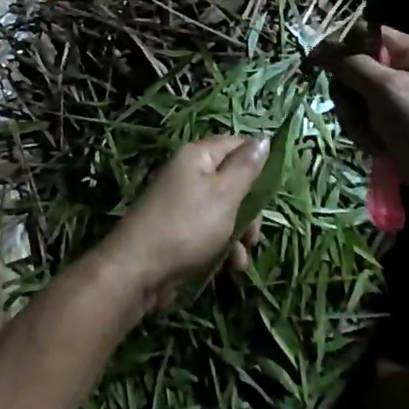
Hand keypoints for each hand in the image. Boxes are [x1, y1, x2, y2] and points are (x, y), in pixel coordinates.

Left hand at [103, 135, 266, 310]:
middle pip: (232, 180)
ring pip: (224, 209)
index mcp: (197, 155)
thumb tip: (264, 138)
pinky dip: (223, 246)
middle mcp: (188, 173)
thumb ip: (246, 167)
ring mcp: (182, 202)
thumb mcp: (225, 194)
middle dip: (249, 209)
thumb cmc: (187, 226)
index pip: (236, 144)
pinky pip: (209, 230)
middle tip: (254, 235)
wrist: (137, 270)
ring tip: (241, 259)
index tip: (272, 190)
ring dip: (239, 234)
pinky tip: (230, 266)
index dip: (257, 163)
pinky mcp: (178, 229)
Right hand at [317, 26, 408, 194]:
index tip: (318, 65)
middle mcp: (405, 68)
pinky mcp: (394, 122)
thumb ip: (350, 65)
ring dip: (356, 118)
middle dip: (349, 94)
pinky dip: (366, 132)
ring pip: (356, 97)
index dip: (340, 47)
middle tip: (353, 112)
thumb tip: (320, 51)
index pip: (365, 34)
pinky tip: (377, 146)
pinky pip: (365, 118)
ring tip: (370, 137)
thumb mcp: (385, 88)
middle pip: (355, 68)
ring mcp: (399, 97)